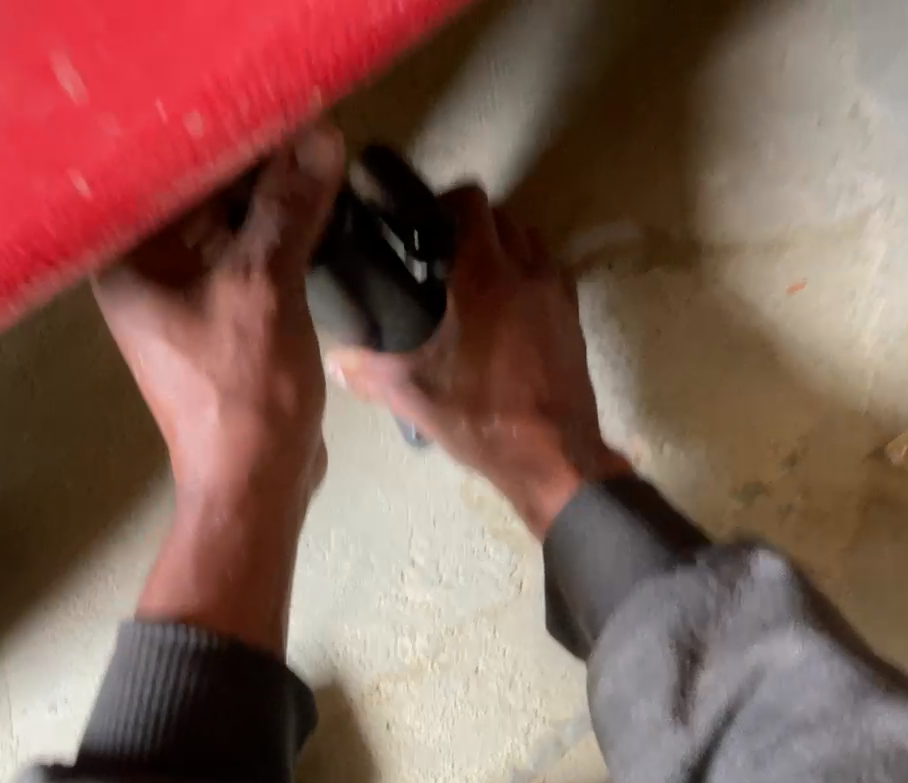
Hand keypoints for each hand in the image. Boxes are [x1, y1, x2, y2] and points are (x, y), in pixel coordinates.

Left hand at [94, 124, 346, 512]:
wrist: (255, 484)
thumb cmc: (245, 391)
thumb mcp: (265, 290)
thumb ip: (289, 212)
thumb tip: (323, 137)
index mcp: (132, 262)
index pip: (173, 177)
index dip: (227, 143)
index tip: (279, 117)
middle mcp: (150, 279)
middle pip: (202, 205)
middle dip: (257, 176)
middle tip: (310, 141)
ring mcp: (188, 308)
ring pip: (231, 239)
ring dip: (274, 213)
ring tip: (321, 173)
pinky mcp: (225, 332)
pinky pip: (250, 273)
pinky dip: (280, 250)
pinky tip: (318, 227)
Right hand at [331, 188, 629, 535]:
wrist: (553, 456)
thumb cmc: (483, 418)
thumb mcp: (416, 395)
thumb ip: (369, 371)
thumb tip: (333, 361)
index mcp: (485, 277)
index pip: (471, 203)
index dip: (444, 202)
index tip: (422, 223)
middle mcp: (527, 273)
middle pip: (503, 219)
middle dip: (473, 226)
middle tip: (442, 255)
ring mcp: (557, 295)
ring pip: (533, 243)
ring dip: (506, 247)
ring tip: (477, 279)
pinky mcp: (574, 320)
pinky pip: (552, 275)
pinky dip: (530, 276)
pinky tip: (509, 311)